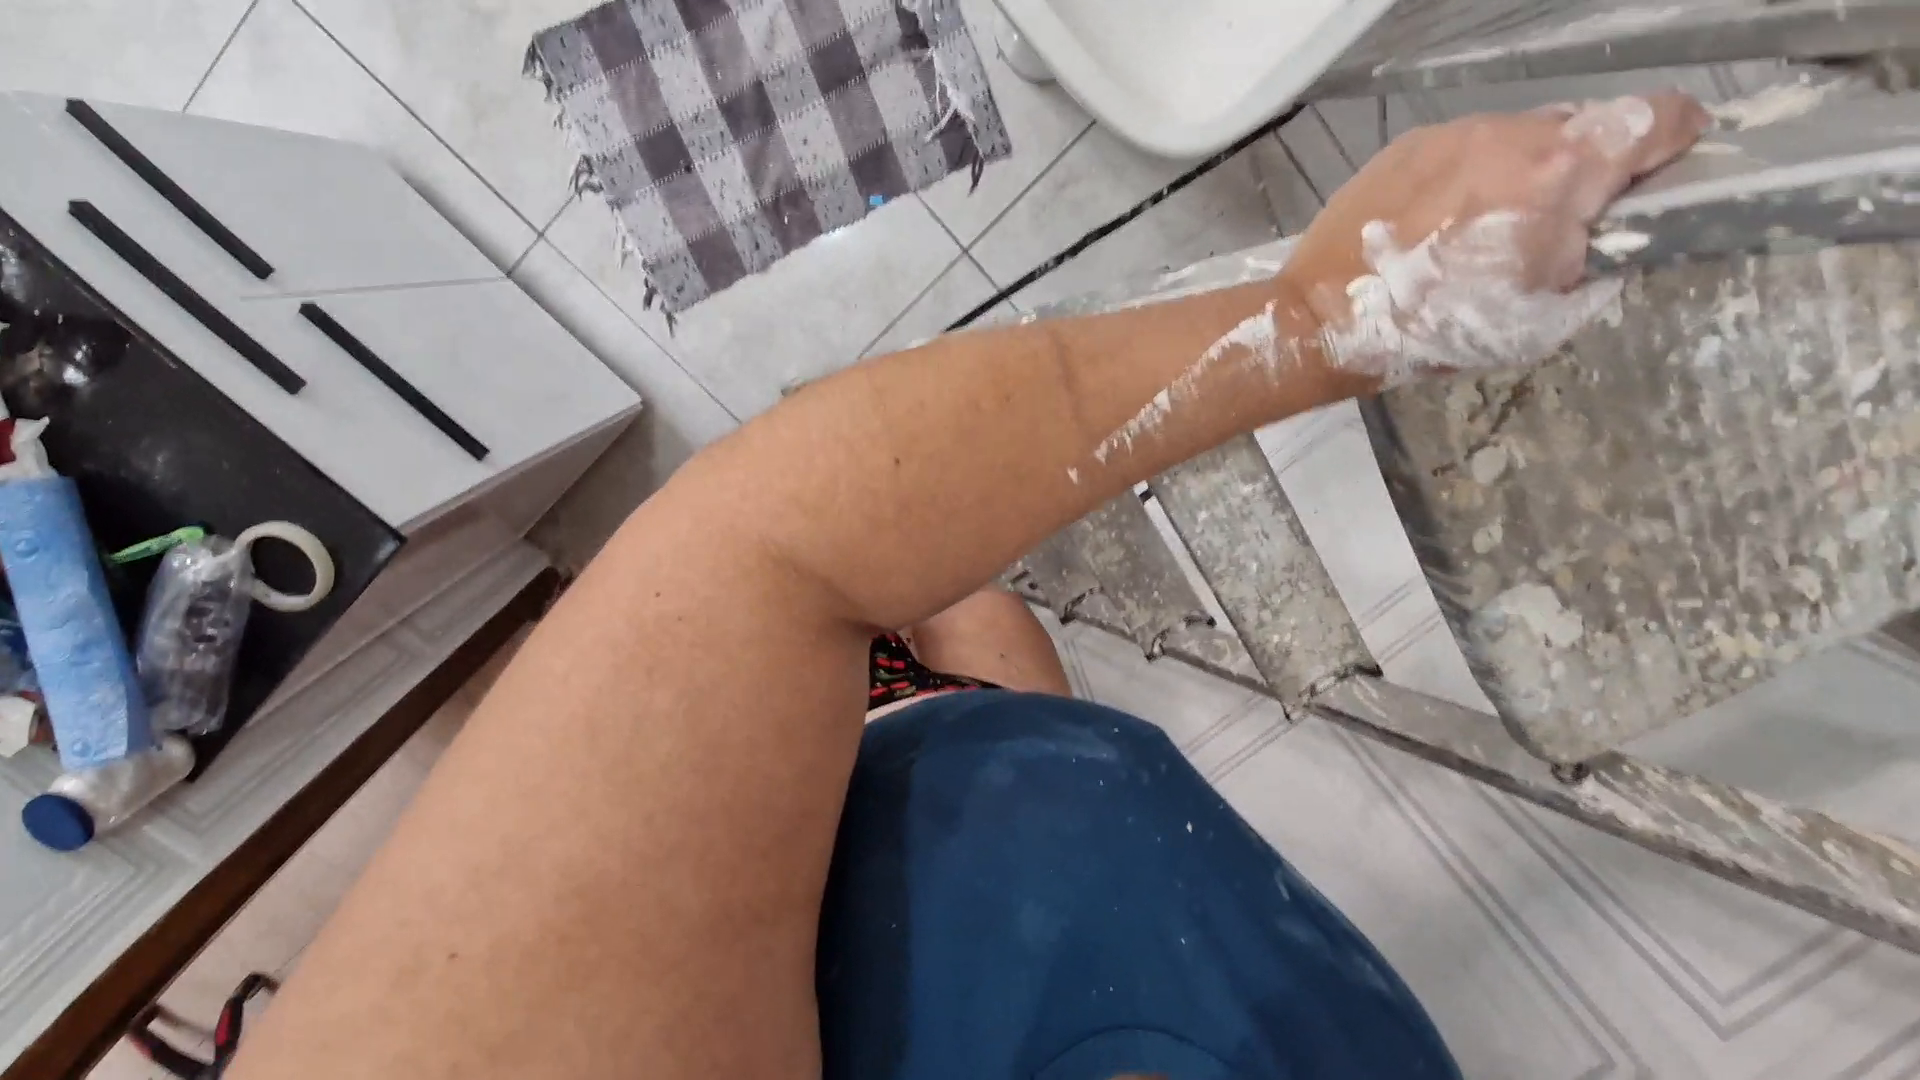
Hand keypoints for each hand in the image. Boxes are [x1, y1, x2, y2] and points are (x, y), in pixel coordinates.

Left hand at [1283, 92, 1709, 385]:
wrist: (1323, 319)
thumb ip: (1592, 264)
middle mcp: (1510, 134)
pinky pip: (1461, 148)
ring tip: (1478, 229)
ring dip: (1518, 173)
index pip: (1659, 117)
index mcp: (1560, 172)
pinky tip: (1433, 221)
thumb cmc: (1433, 331)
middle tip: (1545, 227)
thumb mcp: (1540, 318)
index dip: (1670, 144)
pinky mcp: (1405, 145)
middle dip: (1581, 173)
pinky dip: (1465, 176)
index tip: (1653, 177)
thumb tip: (1604, 237)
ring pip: (1517, 137)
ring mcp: (1452, 134)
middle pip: (1583, 129)